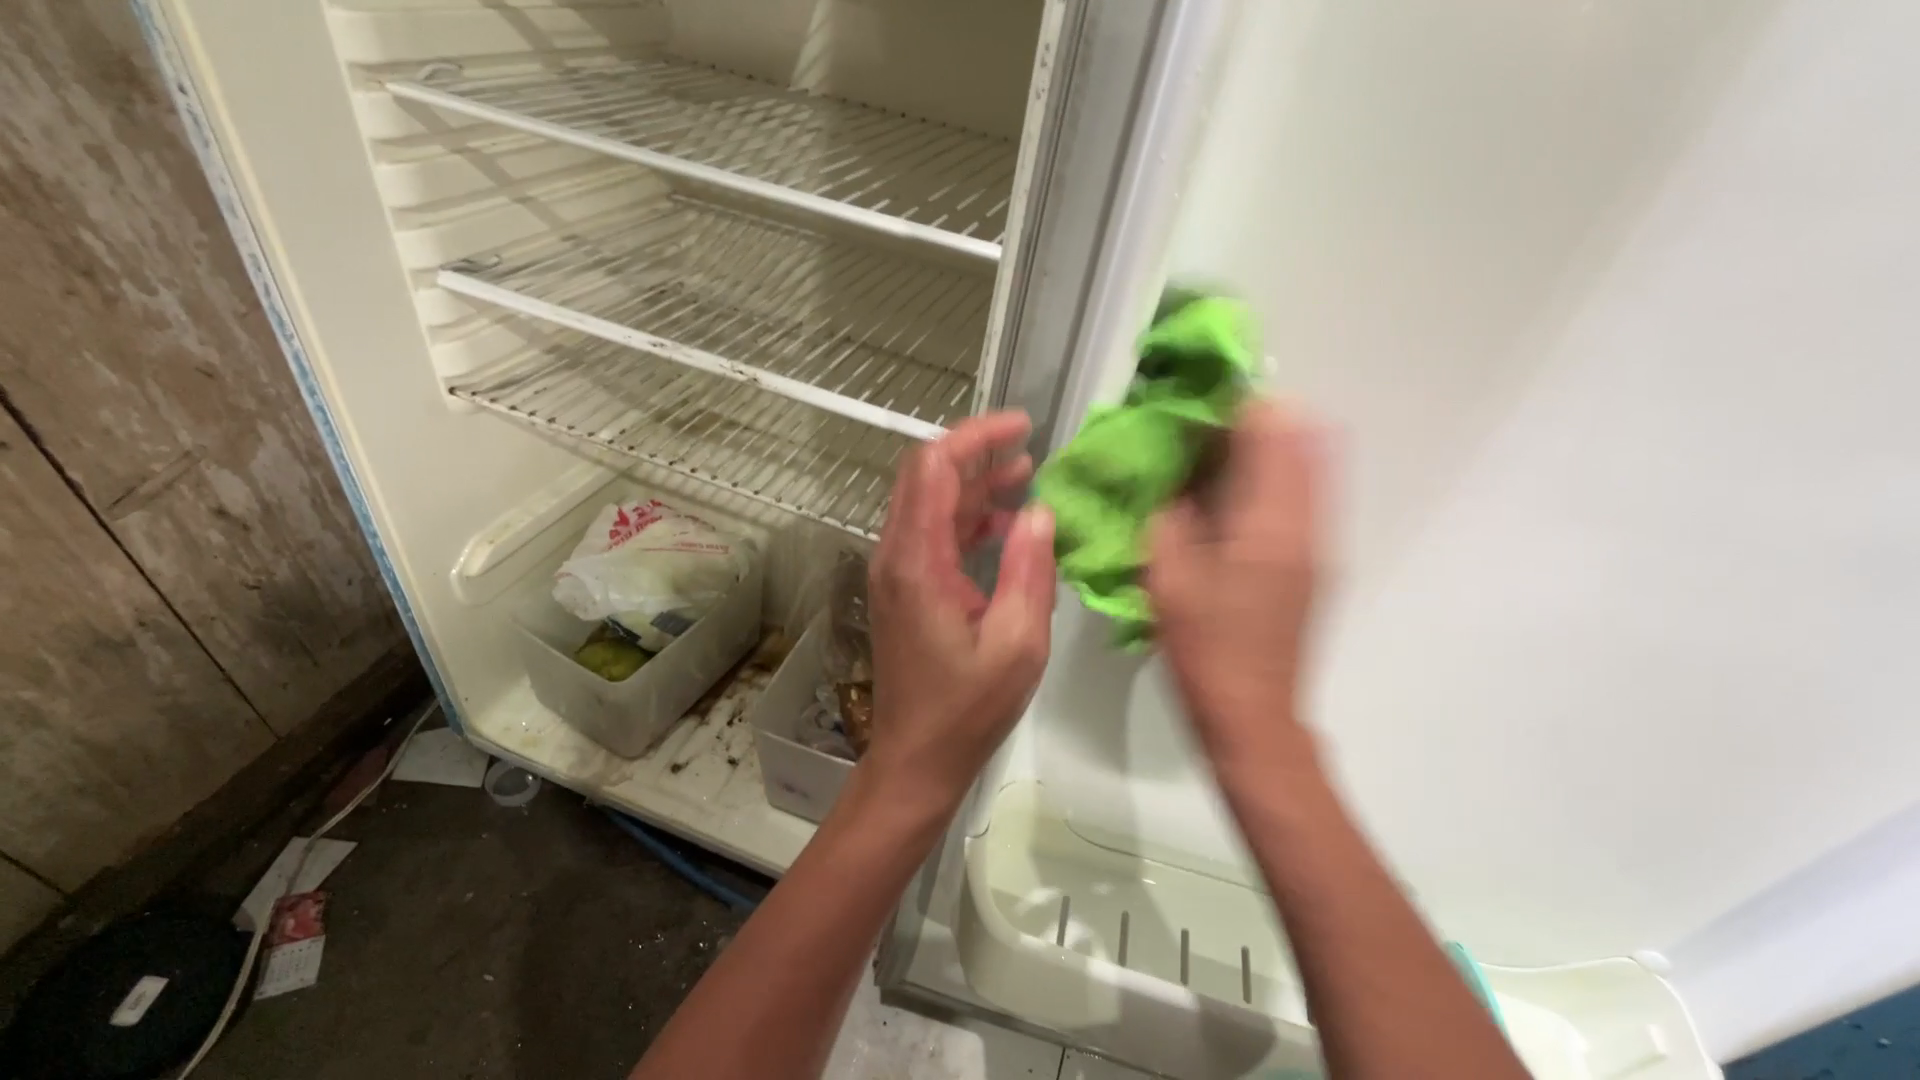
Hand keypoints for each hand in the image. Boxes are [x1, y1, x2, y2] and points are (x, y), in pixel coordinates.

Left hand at [864, 412, 1056, 806]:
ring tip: (1026, 478)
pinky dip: (967, 519)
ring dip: (974, 485)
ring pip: (930, 504)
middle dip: (977, 453)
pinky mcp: (904, 589)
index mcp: (918, 562)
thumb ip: (1030, 570)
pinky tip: (1006, 527)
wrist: (916, 757)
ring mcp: (896, 572)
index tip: (1023, 427)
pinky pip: (932, 535)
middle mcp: (896, 556)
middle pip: (927, 477)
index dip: (976, 436)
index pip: (934, 468)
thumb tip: (1040, 512)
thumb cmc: (968, 709)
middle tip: (1030, 449)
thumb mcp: (1018, 642)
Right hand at [1147, 401, 1327, 776]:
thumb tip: (1175, 470)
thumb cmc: (1206, 650)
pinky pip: (1298, 494)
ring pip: (1304, 463)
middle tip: (1193, 426)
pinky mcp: (1312, 562)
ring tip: (1204, 457)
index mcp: (1274, 522)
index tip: (1192, 399)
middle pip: (1300, 434)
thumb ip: (1171, 513)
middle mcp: (1309, 522)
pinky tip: (1222, 498)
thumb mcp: (1171, 578)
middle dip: (1248, 418)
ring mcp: (1318, 542)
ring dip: (1259, 447)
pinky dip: (1266, 478)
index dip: (1235, 400)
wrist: (1254, 718)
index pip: (1274, 426)